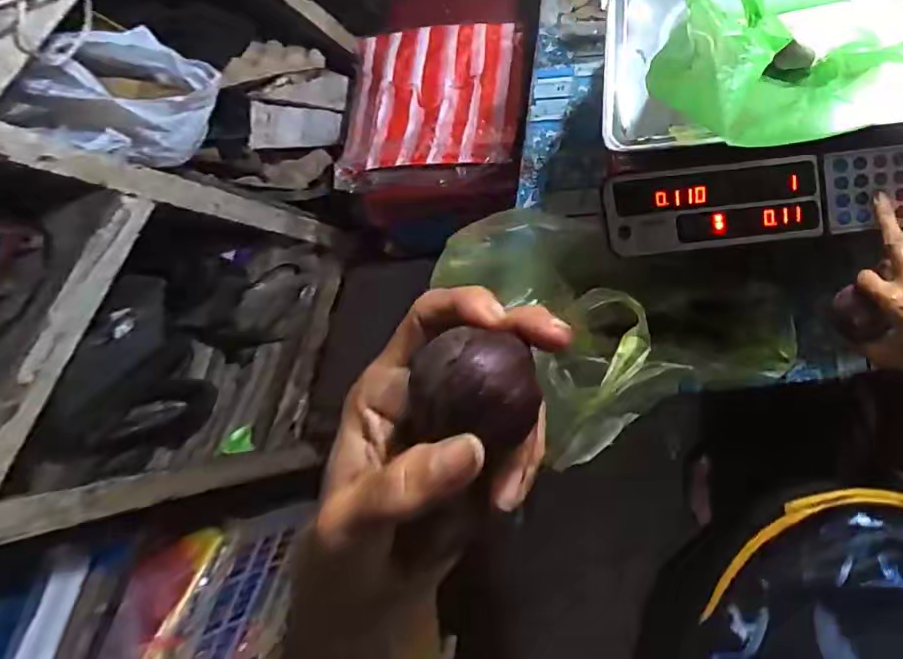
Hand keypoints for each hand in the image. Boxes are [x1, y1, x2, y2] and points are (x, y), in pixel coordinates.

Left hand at [288, 287, 570, 658]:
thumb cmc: (342, 554)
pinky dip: (529, 460)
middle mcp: (436, 384)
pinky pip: (527, 432)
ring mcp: (471, 412)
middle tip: (561, 339)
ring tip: (510, 489)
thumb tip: (473, 447)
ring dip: (529, 429)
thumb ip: (401, 486)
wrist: (372, 599)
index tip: (498, 319)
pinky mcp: (497, 444)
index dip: (463, 304)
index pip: (427, 319)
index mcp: (392, 384)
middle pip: (488, 333)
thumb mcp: (350, 526)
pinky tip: (509, 499)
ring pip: (518, 385)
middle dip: (527, 328)